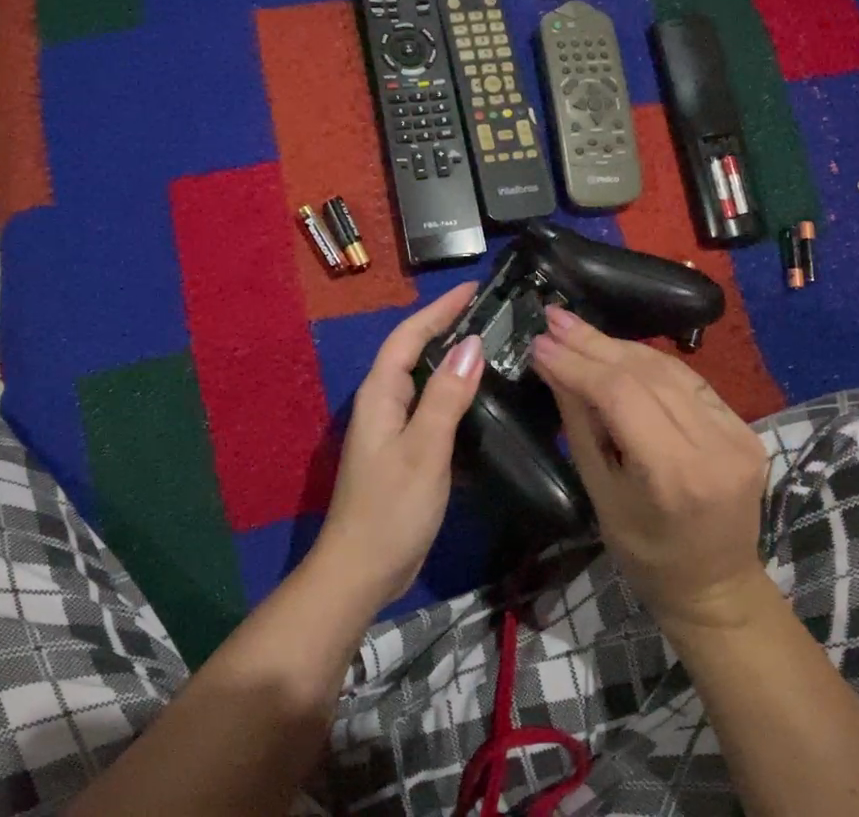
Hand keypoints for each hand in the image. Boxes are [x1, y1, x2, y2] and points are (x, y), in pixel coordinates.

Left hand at [309, 283, 485, 606]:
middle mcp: (383, 405)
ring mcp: (392, 432)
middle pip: (415, 354)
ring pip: (426, 384)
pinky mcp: (405, 456)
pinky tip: (486, 404)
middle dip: (448, 329)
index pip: (408, 336)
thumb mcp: (424, 450)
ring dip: (455, 364)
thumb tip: (470, 344)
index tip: (473, 288)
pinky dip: (457, 401)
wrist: (362, 570)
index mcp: (380, 395)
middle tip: (492, 314)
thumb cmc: (390, 508)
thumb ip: (446, 397)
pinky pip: (433, 414)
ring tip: (496, 349)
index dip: (438, 309)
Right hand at [530, 306, 769, 628]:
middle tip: (552, 318)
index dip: (577, 363)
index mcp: (675, 474)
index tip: (539, 342)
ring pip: (670, 369)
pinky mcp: (746, 428)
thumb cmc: (645, 554)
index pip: (621, 395)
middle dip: (592, 344)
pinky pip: (690, 382)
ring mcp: (738, 434)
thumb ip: (580, 424)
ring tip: (574, 328)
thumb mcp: (600, 493)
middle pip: (647, 374)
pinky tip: (615, 349)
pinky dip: (648, 362)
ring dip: (618, 346)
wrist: (715, 585)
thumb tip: (552, 365)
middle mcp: (715, 446)